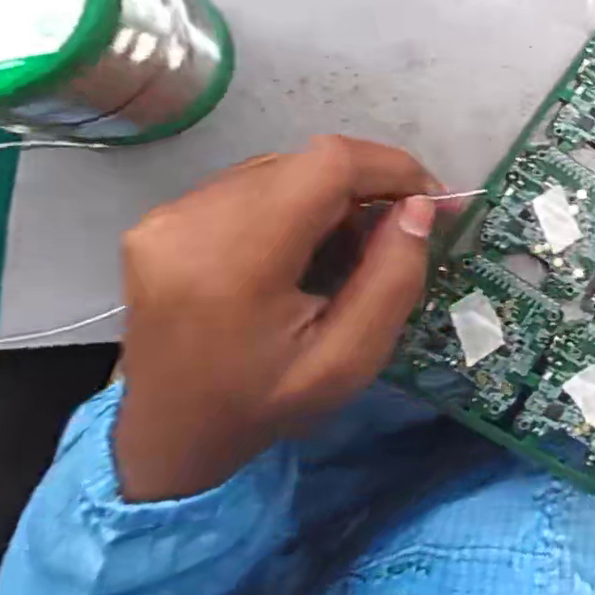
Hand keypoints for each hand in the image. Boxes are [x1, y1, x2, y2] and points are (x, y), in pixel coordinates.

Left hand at [113, 135, 441, 501]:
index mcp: (236, 262)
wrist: (168, 432)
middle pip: (307, 162)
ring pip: (283, 167)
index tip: (432, 198)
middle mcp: (193, 220)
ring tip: (352, 242)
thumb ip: (392, 282)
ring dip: (332, 192)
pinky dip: (296, 200)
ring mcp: (171, 213)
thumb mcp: (347, 362)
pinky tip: (305, 242)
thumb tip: (418, 207)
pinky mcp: (163, 214)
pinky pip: (253, 182)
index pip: (326, 165)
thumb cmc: (262, 405)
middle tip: (401, 226)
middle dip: (369, 184)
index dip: (391, 167)